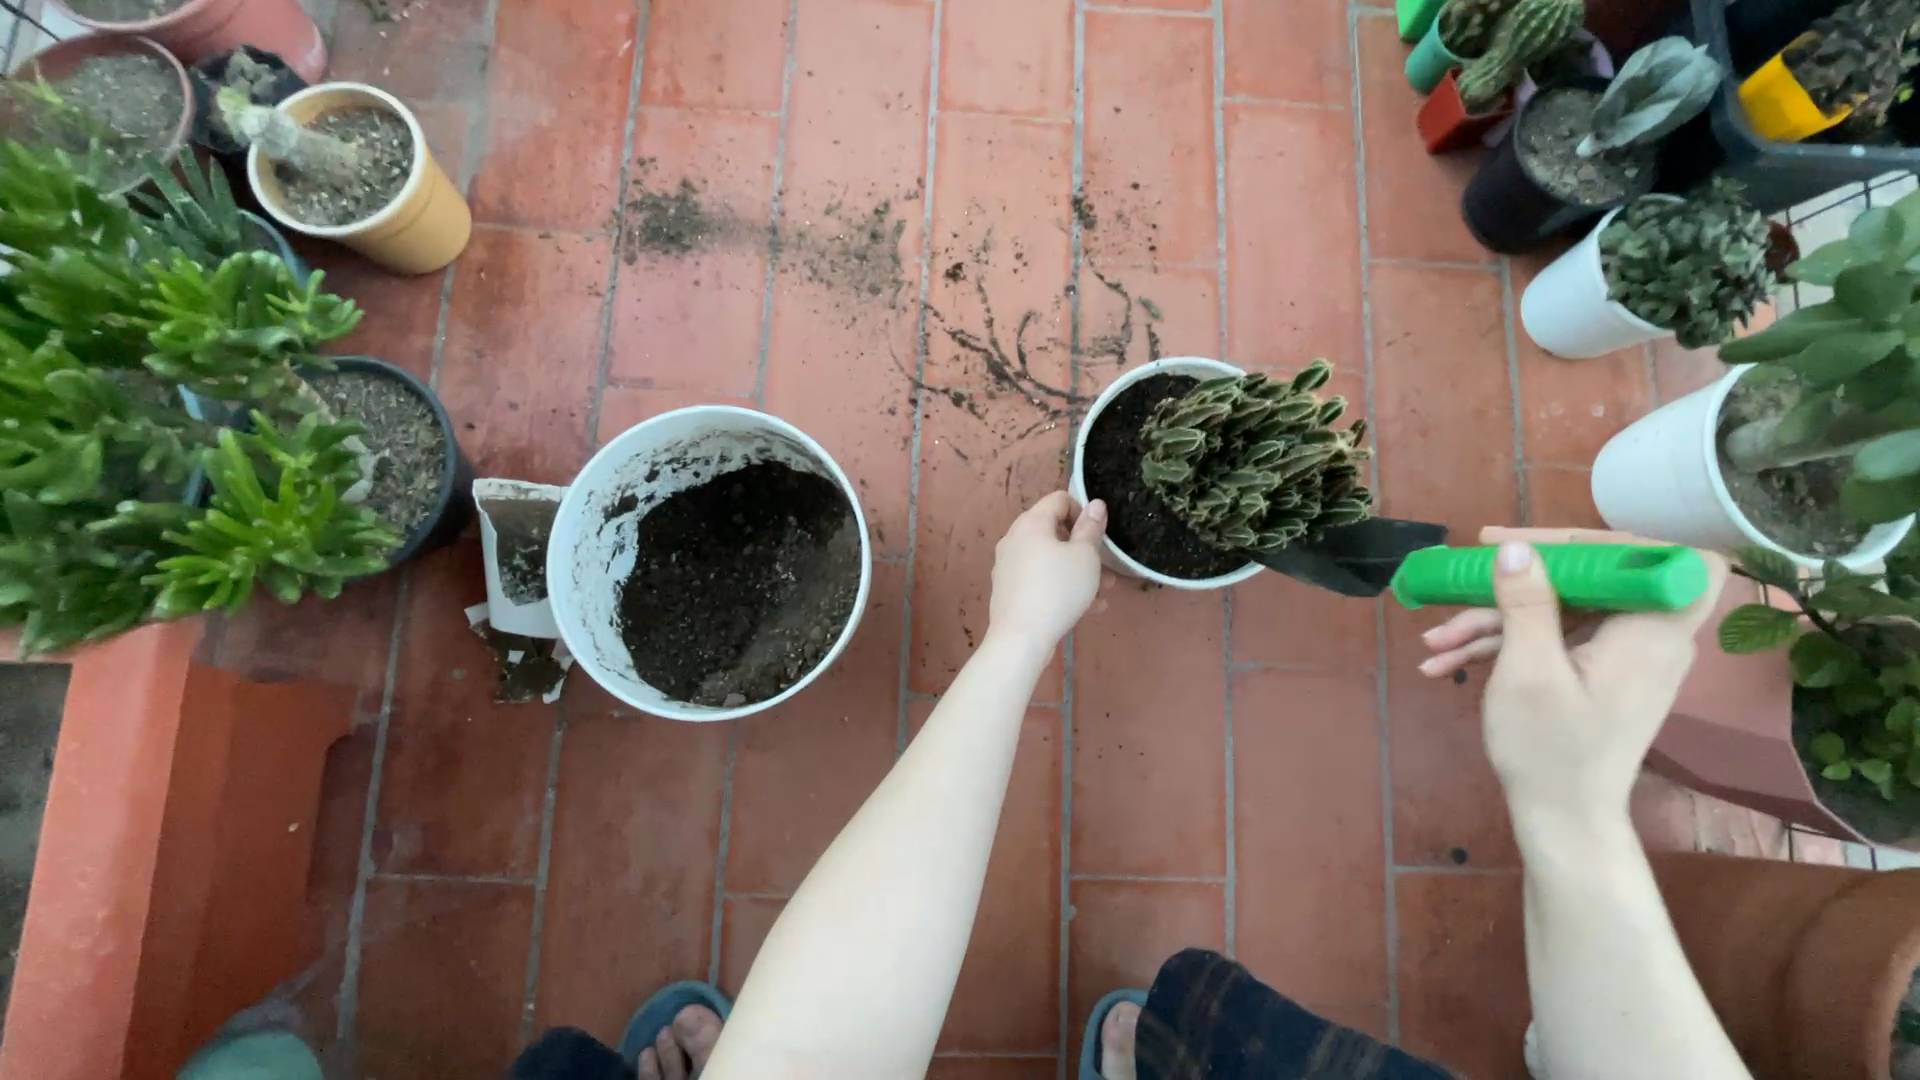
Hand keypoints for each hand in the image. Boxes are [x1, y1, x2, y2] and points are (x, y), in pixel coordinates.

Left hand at [988, 491, 1106, 649]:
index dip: (1083, 511)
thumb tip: (1095, 504)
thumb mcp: (1085, 556)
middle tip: (1106, 566)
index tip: (1098, 535)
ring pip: (1050, 560)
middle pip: (1054, 532)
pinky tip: (1089, 609)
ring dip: (1078, 571)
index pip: (1059, 499)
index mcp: (1030, 523)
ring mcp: (1009, 567)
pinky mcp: (1010, 591)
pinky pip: (1041, 581)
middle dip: (1084, 547)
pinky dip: (1062, 587)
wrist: (1021, 638)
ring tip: (1105, 590)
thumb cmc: (1058, 589)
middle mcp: (1014, 540)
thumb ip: (1091, 528)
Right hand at [1419, 527, 1727, 829]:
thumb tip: (1515, 548)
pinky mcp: (1595, 672)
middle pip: (1594, 578)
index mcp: (1650, 634)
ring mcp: (1619, 656)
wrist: (1560, 816)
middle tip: (1469, 565)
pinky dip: (1501, 643)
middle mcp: (1646, 638)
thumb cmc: (1549, 748)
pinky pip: (1552, 638)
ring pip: (1560, 610)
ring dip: (1493, 618)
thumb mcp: (1528, 671)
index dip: (1610, 541)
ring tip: (1434, 640)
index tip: (1543, 544)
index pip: (1667, 559)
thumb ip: (1527, 605)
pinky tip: (1445, 660)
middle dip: (1521, 578)